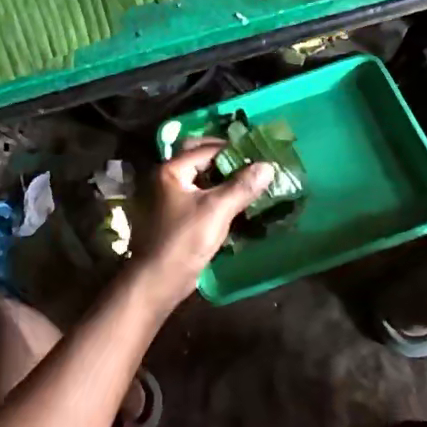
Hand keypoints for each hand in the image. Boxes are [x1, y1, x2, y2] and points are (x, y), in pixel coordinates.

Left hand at [130, 141, 274, 308]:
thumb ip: (242, 186)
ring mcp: (168, 196)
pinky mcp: (174, 214)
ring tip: (250, 180)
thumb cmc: (184, 240)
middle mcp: (166, 178)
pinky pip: (198, 195)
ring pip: (199, 178)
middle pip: (199, 159)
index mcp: (170, 170)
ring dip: (222, 177)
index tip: (260, 153)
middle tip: (253, 163)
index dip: (233, 149)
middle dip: (226, 160)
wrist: (158, 278)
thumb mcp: (216, 210)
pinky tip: (236, 200)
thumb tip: (268, 165)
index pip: (205, 149)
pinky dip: (216, 194)